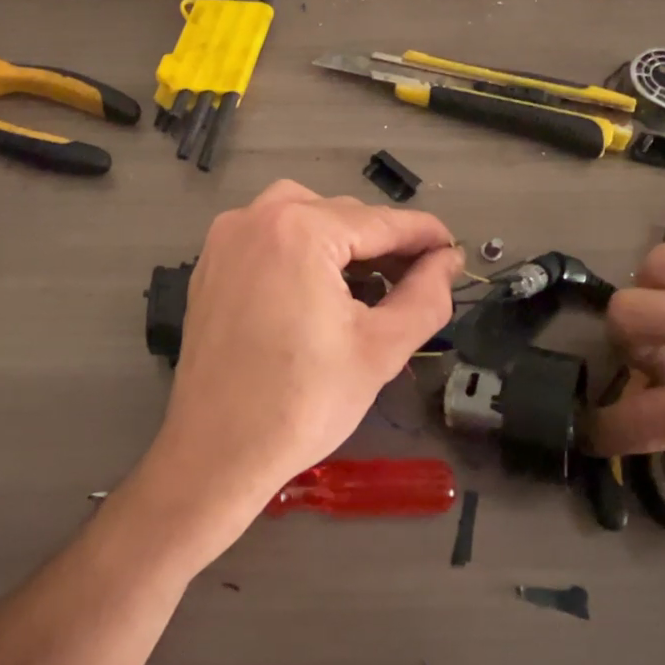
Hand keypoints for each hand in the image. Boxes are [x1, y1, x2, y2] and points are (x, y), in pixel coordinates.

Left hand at [142, 181, 460, 520]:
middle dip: (382, 243)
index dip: (424, 235)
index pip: (379, 221)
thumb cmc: (303, 402)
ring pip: (301, 217)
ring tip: (369, 284)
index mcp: (299, 230)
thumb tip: (448, 261)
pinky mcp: (209, 266)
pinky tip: (318, 292)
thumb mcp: (380, 349)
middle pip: (339, 214)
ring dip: (340, 240)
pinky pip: (267, 239)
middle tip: (418, 280)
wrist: (217, 450)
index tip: (455, 250)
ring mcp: (225, 240)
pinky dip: (299, 251)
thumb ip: (426, 296)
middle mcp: (255, 218)